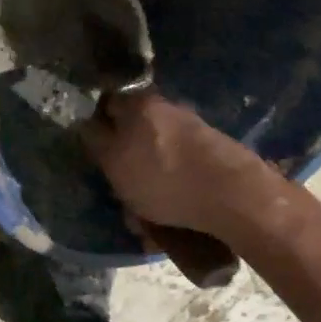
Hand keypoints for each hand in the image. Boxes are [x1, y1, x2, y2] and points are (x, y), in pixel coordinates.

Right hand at [79, 93, 284, 241]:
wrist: (234, 196)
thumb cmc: (162, 177)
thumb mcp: (113, 161)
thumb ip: (95, 141)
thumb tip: (86, 126)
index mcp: (140, 104)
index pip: (108, 105)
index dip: (96, 126)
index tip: (92, 151)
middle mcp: (168, 109)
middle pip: (135, 131)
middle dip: (126, 158)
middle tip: (118, 187)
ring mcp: (194, 130)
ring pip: (159, 155)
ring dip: (149, 181)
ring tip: (144, 216)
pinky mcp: (215, 155)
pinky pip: (181, 171)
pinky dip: (172, 190)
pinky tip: (169, 217)